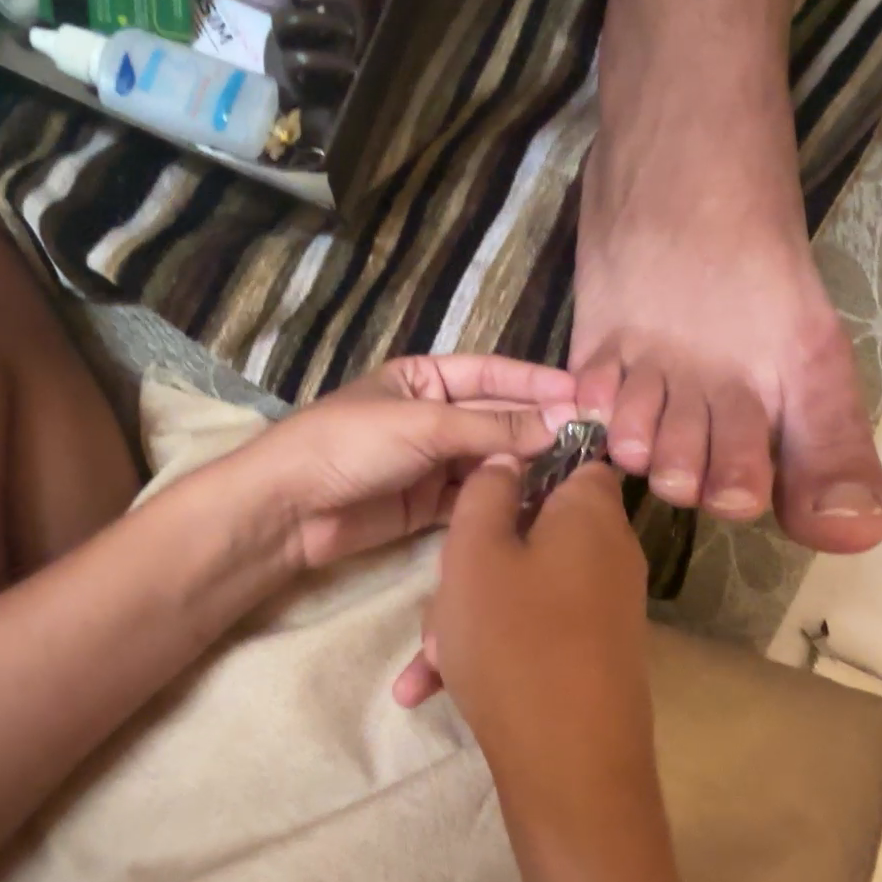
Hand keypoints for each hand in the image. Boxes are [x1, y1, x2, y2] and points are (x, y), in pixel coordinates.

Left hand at [238, 356, 577, 569]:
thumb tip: (562, 422)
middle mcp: (433, 415)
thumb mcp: (425, 424)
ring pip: (490, 459)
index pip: (492, 374)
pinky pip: (475, 496)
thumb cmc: (352, 444)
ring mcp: (431, 462)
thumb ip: (493, 426)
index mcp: (425, 378)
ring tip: (573, 473)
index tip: (584, 396)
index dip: (537, 383)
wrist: (292, 508)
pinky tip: (538, 502)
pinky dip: (502, 498)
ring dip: (525, 465)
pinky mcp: (428, 505)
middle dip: (537, 428)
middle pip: (496, 417)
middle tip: (590, 442)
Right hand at [396, 458, 652, 785]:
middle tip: (441, 601)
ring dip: (467, 616)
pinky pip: (530, 633)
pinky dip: (487, 651)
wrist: (568, 764)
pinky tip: (431, 687)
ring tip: (431, 658)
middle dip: (474, 563)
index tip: (477, 502)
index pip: (572, 462)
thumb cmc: (514, 639)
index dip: (522, 471)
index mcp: (590, 515)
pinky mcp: (589, 656)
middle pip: (532, 533)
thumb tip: (506, 461)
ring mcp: (601, 611)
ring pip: (520, 590)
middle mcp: (607, 557)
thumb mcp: (476, 554)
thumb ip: (486, 495)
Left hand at [573, 26, 881, 553]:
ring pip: (632, 444)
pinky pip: (587, 405)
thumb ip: (835, 442)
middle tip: (681, 415)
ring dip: (632, 427)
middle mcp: (705, 409)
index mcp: (763, 414)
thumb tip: (860, 539)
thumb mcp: (810, 353)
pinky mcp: (600, 359)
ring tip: (641, 386)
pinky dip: (589, 397)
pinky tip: (603, 370)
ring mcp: (650, 383)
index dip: (732, 487)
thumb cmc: (752, 253)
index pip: (742, 490)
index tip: (731, 471)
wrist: (677, 169)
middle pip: (682, 473)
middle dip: (679, 459)